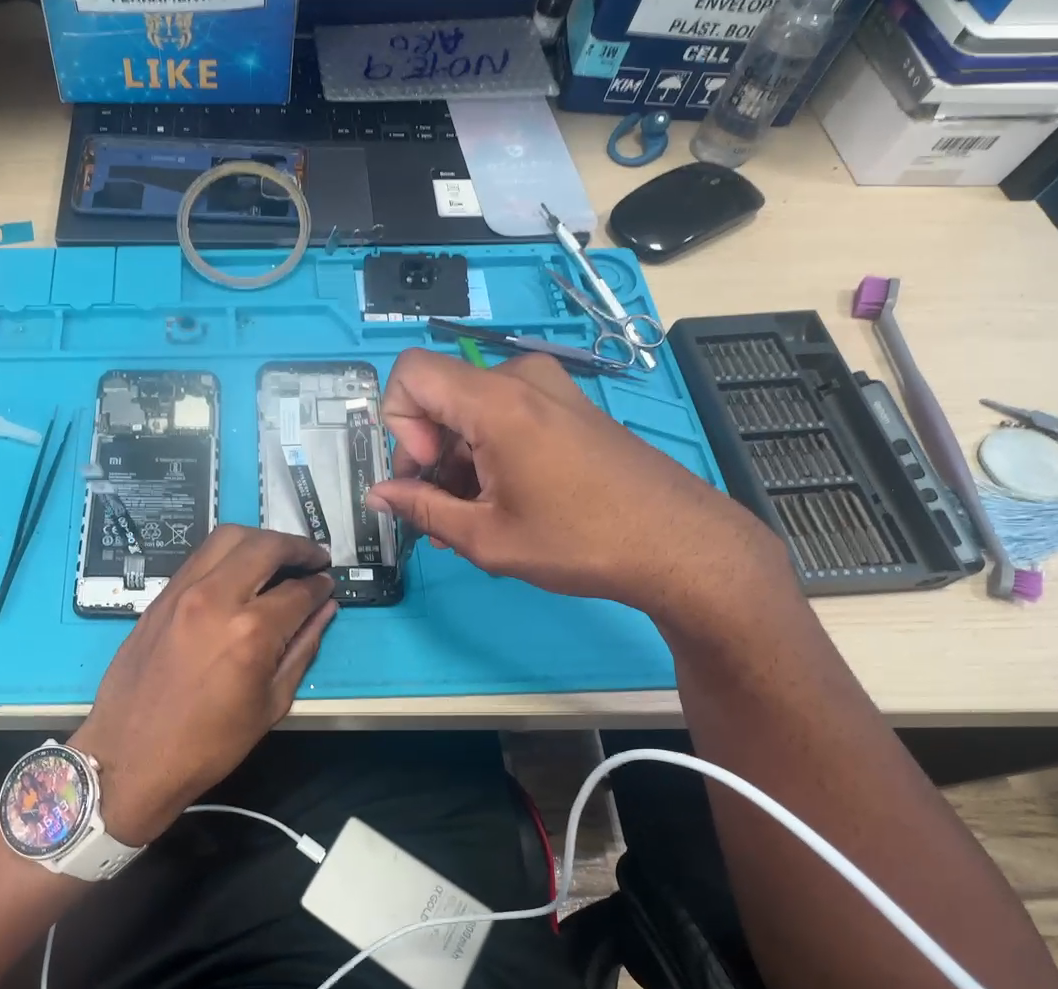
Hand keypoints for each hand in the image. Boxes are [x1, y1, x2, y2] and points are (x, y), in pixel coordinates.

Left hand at [69, 526, 335, 845]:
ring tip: (277, 556)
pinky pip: (199, 557)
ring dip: (259, 540)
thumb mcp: (270, 705)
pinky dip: (226, 554)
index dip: (319, 585)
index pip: (298, 590)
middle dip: (296, 547)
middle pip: (264, 546)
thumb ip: (302, 649)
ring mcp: (181, 593)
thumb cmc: (208, 745)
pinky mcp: (159, 597)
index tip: (327, 583)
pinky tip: (238, 571)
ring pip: (226, 538)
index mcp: (250, 632)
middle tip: (313, 558)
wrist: (131, 757)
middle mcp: (215, 598)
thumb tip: (324, 610)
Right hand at [366, 348, 790, 622]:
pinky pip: (506, 416)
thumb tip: (377, 494)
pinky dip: (489, 454)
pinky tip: (504, 505)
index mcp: (497, 402)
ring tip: (475, 520)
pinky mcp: (570, 407)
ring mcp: (552, 390)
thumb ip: (421, 509)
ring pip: (471, 412)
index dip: (399, 424)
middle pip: (441, 398)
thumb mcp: (485, 537)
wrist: (680, 545)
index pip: (410, 374)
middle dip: (428, 454)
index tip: (426, 472)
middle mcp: (523, 379)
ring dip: (458, 461)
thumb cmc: (579, 541)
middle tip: (442, 511)